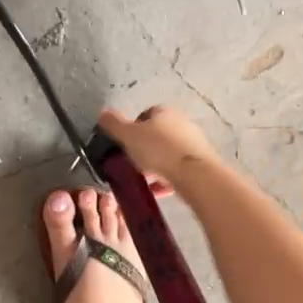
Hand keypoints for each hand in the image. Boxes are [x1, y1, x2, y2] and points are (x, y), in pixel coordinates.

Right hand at [97, 106, 223, 187]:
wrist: (194, 174)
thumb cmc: (158, 150)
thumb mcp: (128, 136)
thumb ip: (113, 124)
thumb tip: (102, 112)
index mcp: (164, 112)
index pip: (145, 115)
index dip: (133, 129)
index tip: (125, 144)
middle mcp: (181, 123)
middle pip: (158, 134)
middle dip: (145, 148)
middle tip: (133, 162)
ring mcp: (193, 143)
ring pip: (168, 153)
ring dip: (156, 164)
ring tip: (144, 178)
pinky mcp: (200, 162)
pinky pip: (178, 169)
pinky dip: (166, 178)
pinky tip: (157, 190)